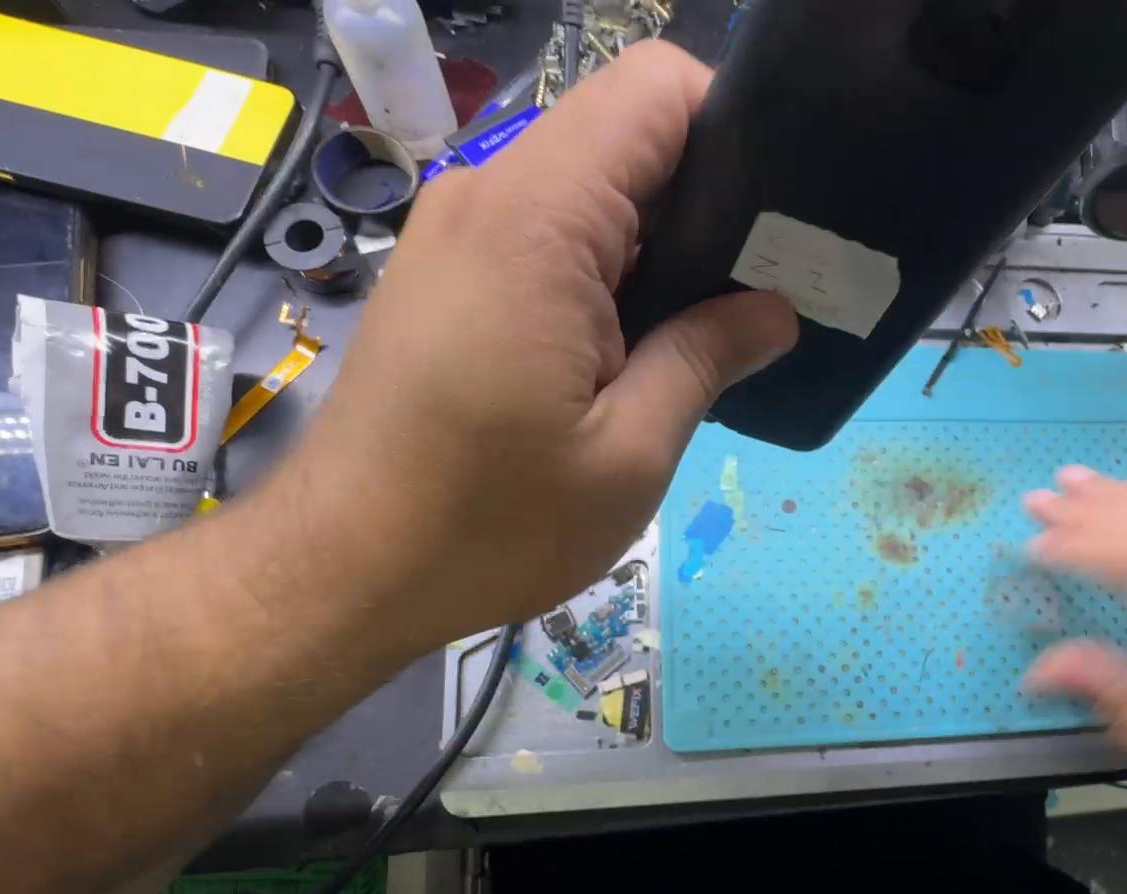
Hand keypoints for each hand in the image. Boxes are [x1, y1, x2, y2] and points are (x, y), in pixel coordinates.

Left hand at [256, 43, 797, 645]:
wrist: (345, 569)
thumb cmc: (489, 525)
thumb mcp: (627, 455)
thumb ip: (706, 359)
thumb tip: (775, 311)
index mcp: (539, 221)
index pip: (655, 91)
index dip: (734, 129)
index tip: (780, 216)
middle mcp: (490, 197)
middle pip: (627, 135)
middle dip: (709, 195)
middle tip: (768, 286)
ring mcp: (460, 233)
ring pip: (593, 189)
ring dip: (662, 245)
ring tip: (714, 325)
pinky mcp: (450, 275)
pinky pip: (552, 234)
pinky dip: (613, 272)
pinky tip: (643, 347)